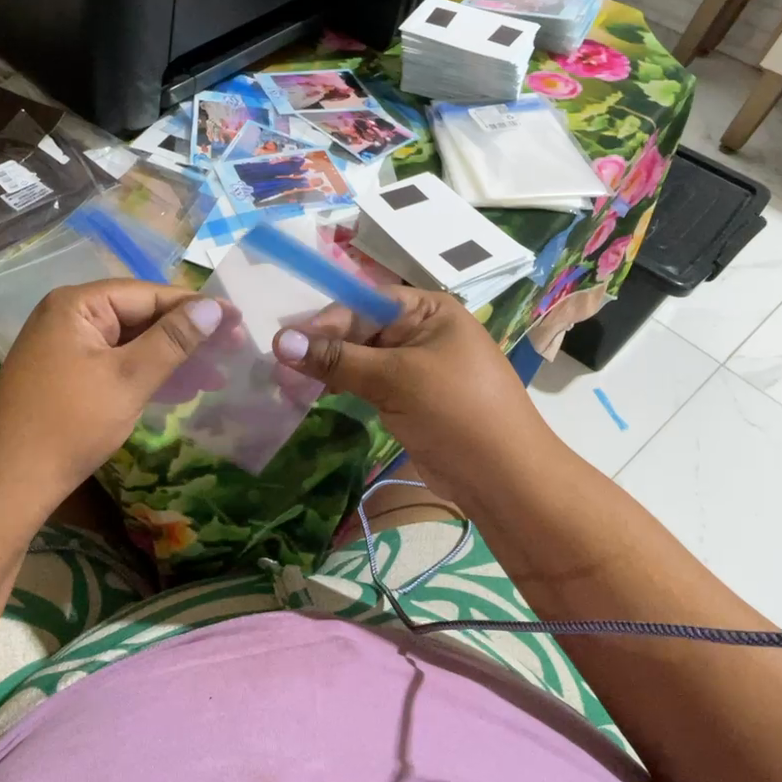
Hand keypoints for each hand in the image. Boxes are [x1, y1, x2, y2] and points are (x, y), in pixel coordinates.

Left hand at [0, 279, 224, 502]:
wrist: (9, 480)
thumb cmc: (71, 423)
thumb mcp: (129, 378)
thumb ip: (172, 340)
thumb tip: (213, 307)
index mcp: (77, 304)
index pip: (147, 294)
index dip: (195, 307)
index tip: (237, 319)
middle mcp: (66, 315)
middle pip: (138, 314)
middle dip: (185, 333)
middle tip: (233, 348)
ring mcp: (62, 345)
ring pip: (128, 341)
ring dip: (170, 356)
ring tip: (214, 373)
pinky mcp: (64, 374)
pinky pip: (113, 361)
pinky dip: (145, 371)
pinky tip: (178, 387)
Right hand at [270, 287, 554, 503]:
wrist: (504, 478)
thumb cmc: (457, 412)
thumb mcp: (395, 379)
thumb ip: (336, 359)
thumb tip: (279, 341)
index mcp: (428, 310)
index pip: (364, 302)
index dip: (324, 320)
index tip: (284, 340)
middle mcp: (420, 330)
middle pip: (357, 328)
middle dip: (320, 345)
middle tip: (277, 366)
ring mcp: (413, 366)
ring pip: (357, 357)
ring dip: (324, 368)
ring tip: (285, 383)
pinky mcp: (406, 397)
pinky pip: (364, 382)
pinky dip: (338, 386)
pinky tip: (309, 395)